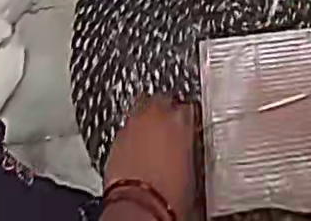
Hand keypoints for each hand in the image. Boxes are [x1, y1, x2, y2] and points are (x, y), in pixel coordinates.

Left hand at [103, 96, 198, 219]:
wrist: (139, 210)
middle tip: (168, 132)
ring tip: (149, 139)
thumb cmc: (169, 195)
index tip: (188, 130)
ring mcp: (136, 122)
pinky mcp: (117, 136)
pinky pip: (127, 128)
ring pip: (143, 110)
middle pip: (163, 101)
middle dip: (165, 112)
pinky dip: (132, 136)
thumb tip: (188, 152)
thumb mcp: (192, 171)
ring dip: (146, 120)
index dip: (188, 120)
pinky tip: (134, 152)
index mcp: (183, 118)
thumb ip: (190, 149)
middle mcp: (159, 112)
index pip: (190, 108)